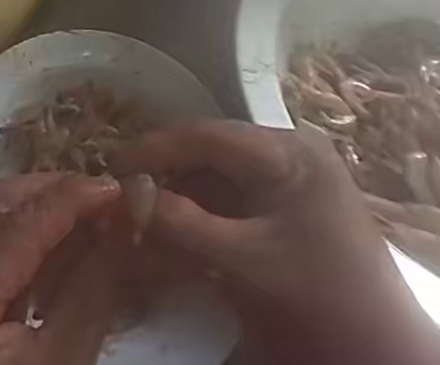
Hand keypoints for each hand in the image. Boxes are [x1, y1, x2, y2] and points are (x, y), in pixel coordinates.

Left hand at [0, 173, 130, 364]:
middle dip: (54, 192)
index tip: (119, 186)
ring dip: (38, 207)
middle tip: (106, 198)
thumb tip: (124, 227)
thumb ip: (90, 288)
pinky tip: (57, 242)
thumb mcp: (60, 362)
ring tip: (89, 214)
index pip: (22, 219)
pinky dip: (20, 233)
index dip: (73, 197)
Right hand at [111, 120, 439, 364]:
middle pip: (206, 155)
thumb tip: (126, 194)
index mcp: (289, 152)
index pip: (207, 135)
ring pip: (210, 182)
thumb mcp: (248, 262)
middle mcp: (286, 156)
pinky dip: (193, 223)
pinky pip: (225, 208)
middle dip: (162, 177)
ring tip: (135, 220)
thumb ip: (183, 223)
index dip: (156, 148)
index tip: (113, 166)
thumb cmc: (325, 305)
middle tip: (120, 195)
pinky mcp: (279, 216)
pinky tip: (166, 240)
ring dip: (173, 201)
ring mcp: (284, 186)